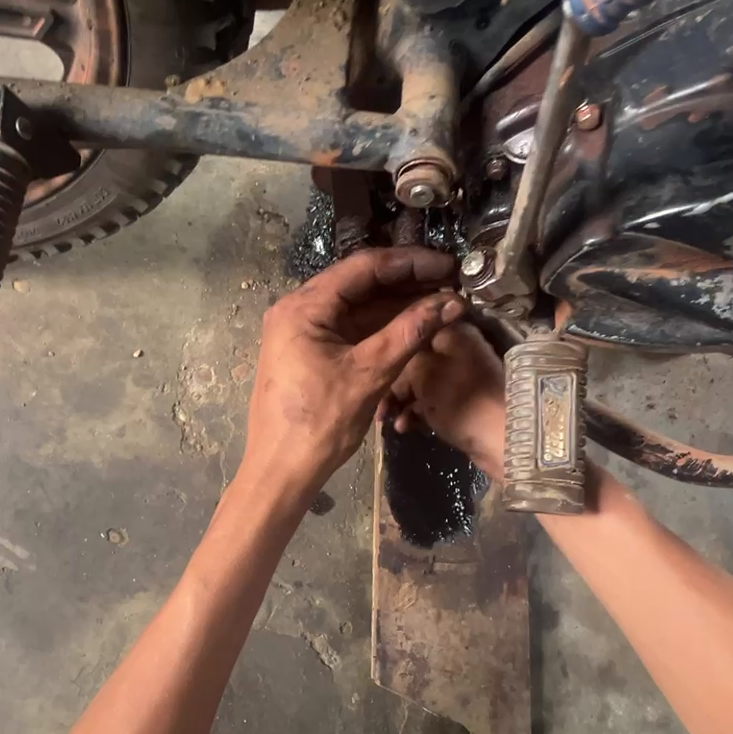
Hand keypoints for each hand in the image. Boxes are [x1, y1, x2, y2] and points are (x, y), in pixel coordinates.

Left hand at [241, 247, 465, 493]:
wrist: (280, 471)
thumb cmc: (318, 425)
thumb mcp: (369, 375)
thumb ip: (409, 333)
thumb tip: (451, 303)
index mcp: (303, 307)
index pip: (363, 267)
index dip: (410, 263)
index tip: (447, 266)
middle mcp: (297, 310)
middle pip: (359, 284)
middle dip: (406, 283)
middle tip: (449, 284)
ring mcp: (301, 331)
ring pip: (356, 307)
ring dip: (396, 305)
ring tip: (439, 303)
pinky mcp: (308, 352)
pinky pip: (349, 329)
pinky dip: (380, 327)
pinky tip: (412, 326)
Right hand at [384, 321, 507, 474]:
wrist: (501, 439)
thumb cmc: (460, 399)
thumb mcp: (423, 373)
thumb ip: (404, 359)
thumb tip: (396, 356)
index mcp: (453, 333)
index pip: (413, 330)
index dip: (392, 349)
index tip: (373, 367)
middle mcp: (458, 350)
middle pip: (415, 360)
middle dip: (393, 383)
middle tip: (377, 403)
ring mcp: (462, 378)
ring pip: (421, 384)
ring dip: (402, 401)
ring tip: (387, 420)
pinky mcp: (463, 402)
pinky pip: (432, 402)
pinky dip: (417, 412)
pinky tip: (404, 427)